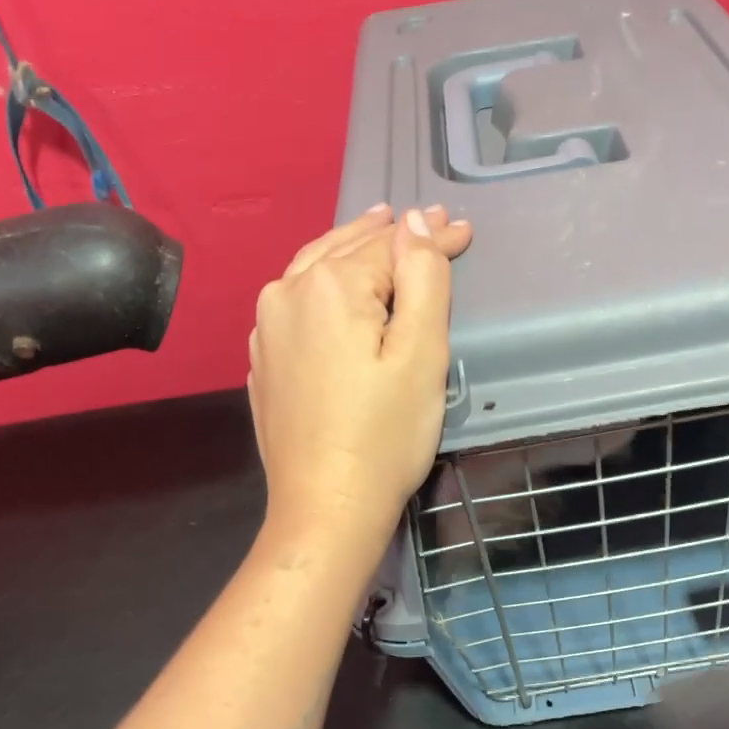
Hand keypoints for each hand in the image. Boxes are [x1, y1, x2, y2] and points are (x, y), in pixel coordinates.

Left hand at [248, 204, 472, 545]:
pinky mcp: (264, 361)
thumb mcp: (421, 355)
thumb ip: (422, 279)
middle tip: (431, 220)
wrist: (326, 507)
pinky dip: (325, 283)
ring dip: (352, 247)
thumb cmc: (385, 436)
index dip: (432, 236)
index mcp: (328, 286)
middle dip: (393, 234)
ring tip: (379, 229)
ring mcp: (267, 330)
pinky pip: (297, 302)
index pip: (390, 245)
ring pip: (314, 269)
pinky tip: (336, 284)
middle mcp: (286, 294)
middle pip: (347, 247)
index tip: (464, 228)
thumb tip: (413, 222)